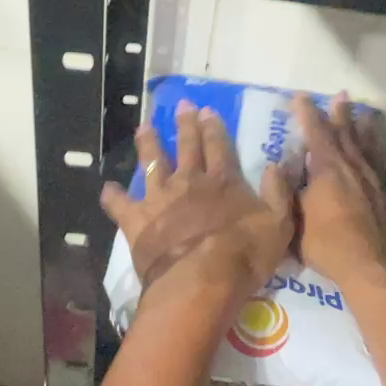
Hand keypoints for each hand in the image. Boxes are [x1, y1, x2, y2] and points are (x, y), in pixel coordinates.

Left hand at [101, 100, 292, 297]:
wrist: (201, 280)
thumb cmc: (244, 256)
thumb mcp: (279, 225)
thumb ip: (278, 194)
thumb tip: (276, 166)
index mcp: (223, 181)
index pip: (219, 146)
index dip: (213, 127)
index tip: (207, 110)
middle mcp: (189, 181)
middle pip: (187, 146)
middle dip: (185, 124)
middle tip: (181, 105)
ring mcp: (160, 198)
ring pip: (152, 162)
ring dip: (148, 143)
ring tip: (144, 127)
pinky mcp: (137, 219)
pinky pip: (120, 203)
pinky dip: (113, 196)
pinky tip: (107, 188)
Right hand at [295, 91, 385, 289]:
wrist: (370, 268)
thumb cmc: (326, 245)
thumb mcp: (294, 220)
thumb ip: (287, 193)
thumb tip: (280, 169)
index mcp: (327, 170)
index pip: (315, 134)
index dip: (307, 114)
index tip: (301, 97)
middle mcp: (351, 168)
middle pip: (345, 134)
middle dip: (339, 114)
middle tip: (340, 95)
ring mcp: (371, 181)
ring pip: (365, 146)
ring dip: (362, 128)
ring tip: (364, 113)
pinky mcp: (383, 197)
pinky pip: (378, 164)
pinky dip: (376, 152)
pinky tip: (375, 152)